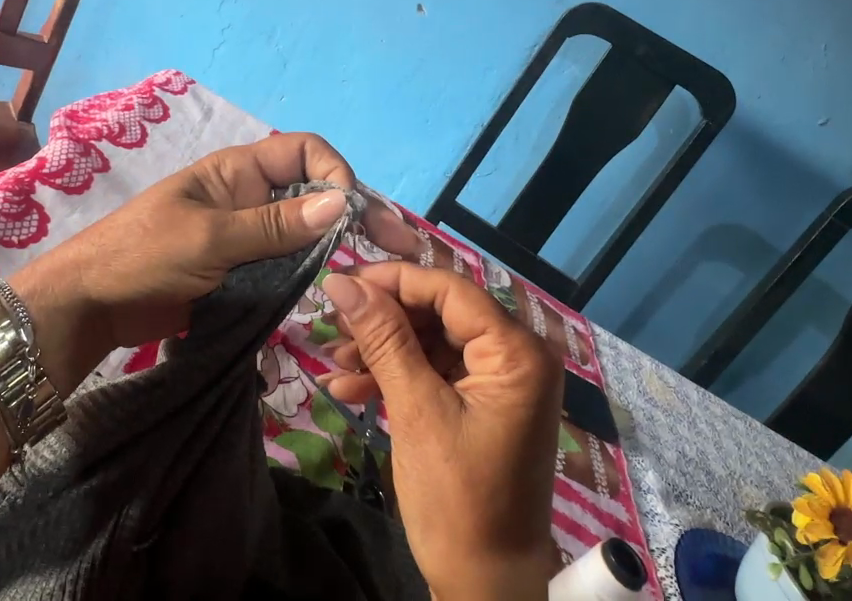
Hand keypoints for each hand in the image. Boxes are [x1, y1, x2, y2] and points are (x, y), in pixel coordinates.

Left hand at [6, 132, 418, 391]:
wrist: (90, 307)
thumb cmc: (142, 256)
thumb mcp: (211, 238)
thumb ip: (276, 224)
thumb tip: (342, 202)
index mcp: (239, 171)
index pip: (306, 152)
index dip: (335, 173)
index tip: (351, 212)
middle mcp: (250, 196)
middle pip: (314, 192)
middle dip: (355, 211)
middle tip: (399, 245)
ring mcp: (247, 235)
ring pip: (306, 230)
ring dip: (341, 243)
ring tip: (382, 268)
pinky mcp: (242, 270)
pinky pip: (288, 261)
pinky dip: (316, 269)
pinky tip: (342, 286)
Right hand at [321, 263, 562, 600]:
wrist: (485, 584)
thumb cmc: (457, 499)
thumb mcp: (416, 411)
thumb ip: (383, 339)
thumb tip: (341, 281)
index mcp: (517, 351)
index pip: (449, 289)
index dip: (392, 281)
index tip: (340, 284)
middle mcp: (519, 355)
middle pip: (439, 312)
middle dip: (383, 319)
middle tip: (333, 324)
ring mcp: (503, 380)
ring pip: (432, 340)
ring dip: (383, 350)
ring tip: (334, 361)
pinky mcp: (485, 402)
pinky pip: (437, 371)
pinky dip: (397, 376)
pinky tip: (351, 387)